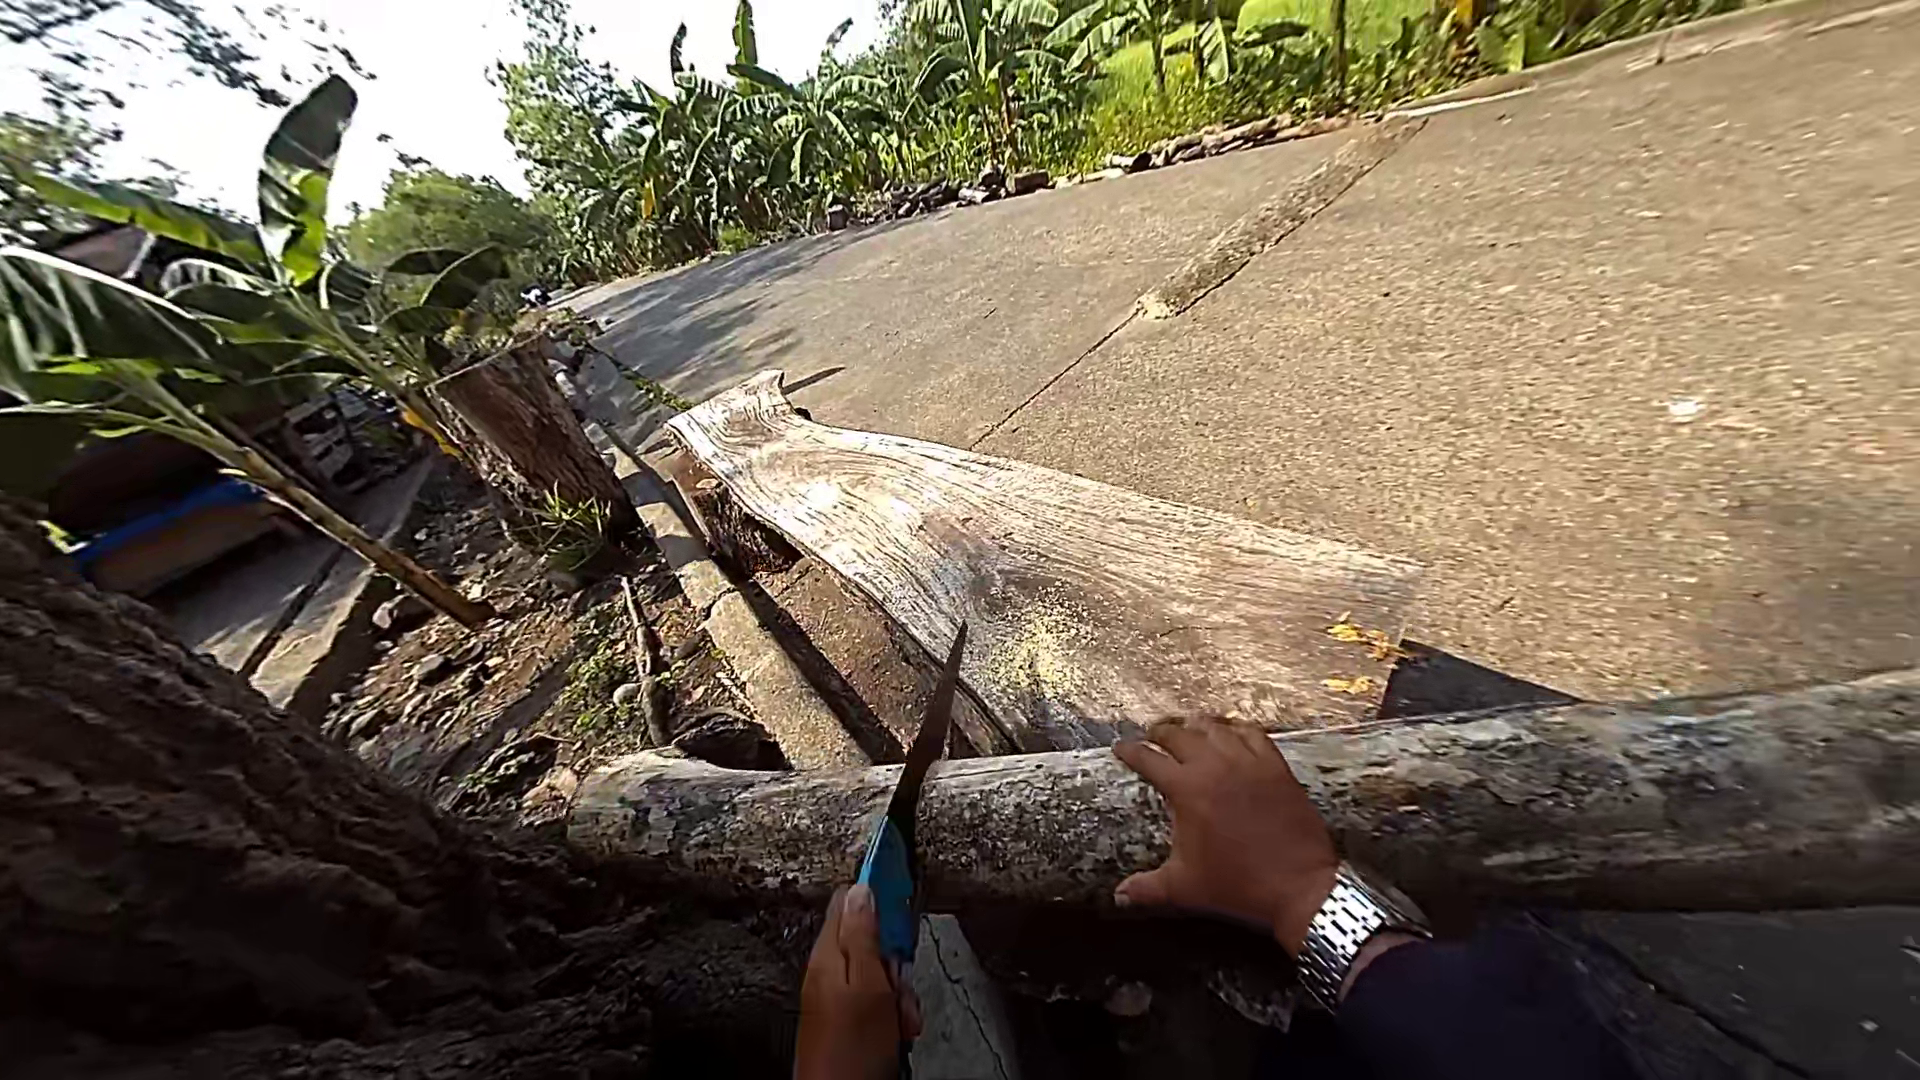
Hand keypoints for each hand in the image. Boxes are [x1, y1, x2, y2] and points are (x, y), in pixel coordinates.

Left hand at [795, 884, 920, 1079]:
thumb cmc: (852, 1049)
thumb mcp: (867, 981)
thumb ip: (863, 932)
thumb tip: (861, 887)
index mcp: (828, 952)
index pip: (847, 899)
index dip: (875, 898)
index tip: (897, 909)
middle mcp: (828, 969)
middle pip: (866, 938)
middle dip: (892, 956)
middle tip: (899, 979)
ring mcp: (834, 995)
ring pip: (875, 971)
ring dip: (896, 989)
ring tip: (902, 1015)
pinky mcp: (844, 1020)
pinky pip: (872, 999)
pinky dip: (890, 1011)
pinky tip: (897, 1029)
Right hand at [1113, 717, 1339, 955]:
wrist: (1301, 890)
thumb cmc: (1237, 886)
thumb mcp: (1185, 887)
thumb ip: (1147, 887)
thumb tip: (1118, 897)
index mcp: (1185, 788)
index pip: (1147, 758)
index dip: (1129, 750)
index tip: (1120, 747)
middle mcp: (1212, 765)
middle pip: (1177, 734)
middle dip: (1159, 732)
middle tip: (1152, 735)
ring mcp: (1246, 762)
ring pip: (1213, 727)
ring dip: (1195, 726)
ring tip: (1187, 728)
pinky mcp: (1274, 766)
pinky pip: (1252, 733)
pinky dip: (1236, 729)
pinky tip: (1230, 733)